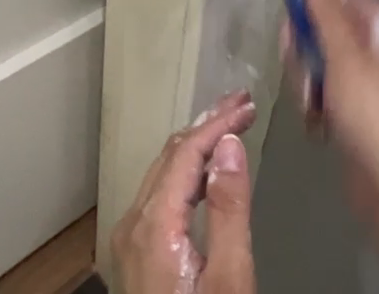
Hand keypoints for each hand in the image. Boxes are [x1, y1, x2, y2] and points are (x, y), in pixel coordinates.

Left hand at [111, 90, 257, 293]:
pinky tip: (205, 171)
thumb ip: (229, 209)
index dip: (219, 123)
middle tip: (241, 103)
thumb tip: (230, 144)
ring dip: (196, 146)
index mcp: (152, 224)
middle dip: (208, 125)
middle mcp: (132, 225)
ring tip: (228, 125)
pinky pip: (159, 194)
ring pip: (162, 173)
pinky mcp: (134, 255)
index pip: (187, 152)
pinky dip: (185, 172)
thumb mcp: (228, 276)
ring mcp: (129, 240)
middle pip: (171, 156)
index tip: (249, 105)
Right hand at [285, 0, 378, 198]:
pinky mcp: (353, 113)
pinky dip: (315, 105)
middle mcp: (375, 51)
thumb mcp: (346, 58)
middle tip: (303, 63)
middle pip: (325, 25)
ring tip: (315, 103)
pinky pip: (322, 92)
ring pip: (318, 61)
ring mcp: (364, 83)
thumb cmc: (377, 120)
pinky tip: (319, 125)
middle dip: (306, 43)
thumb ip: (327, 8)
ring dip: (308, 79)